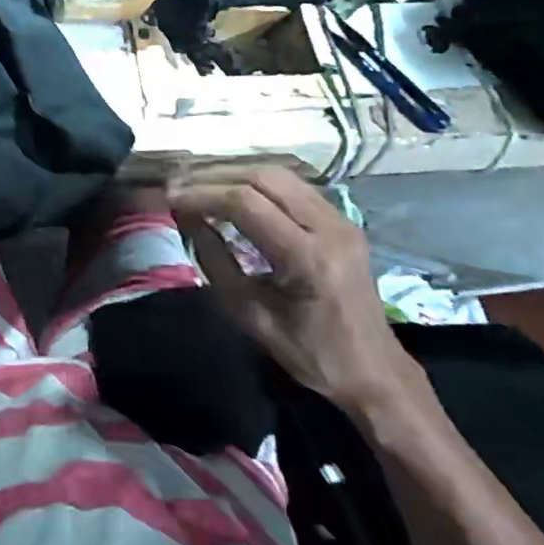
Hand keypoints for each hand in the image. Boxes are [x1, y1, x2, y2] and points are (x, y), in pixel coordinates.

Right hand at [171, 167, 418, 411]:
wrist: (373, 370)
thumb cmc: (308, 352)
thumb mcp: (248, 312)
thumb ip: (214, 259)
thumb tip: (185, 217)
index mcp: (309, 258)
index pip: (246, 203)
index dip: (202, 195)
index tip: (170, 198)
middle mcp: (330, 228)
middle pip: (264, 177)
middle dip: (215, 176)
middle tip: (180, 186)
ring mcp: (341, 220)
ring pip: (279, 174)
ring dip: (234, 174)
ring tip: (199, 185)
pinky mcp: (342, 221)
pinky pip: (292, 185)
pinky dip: (256, 182)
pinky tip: (232, 194)